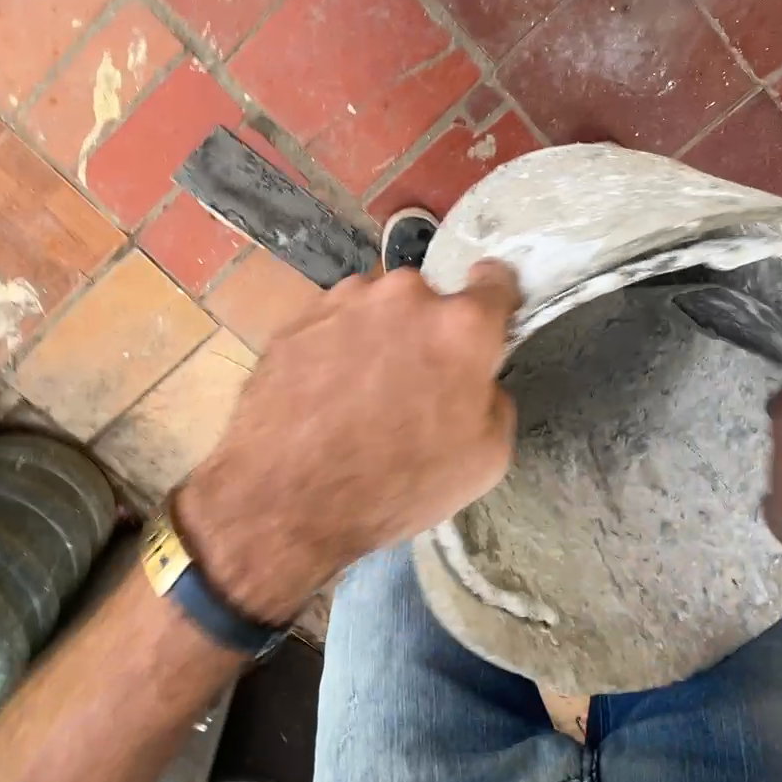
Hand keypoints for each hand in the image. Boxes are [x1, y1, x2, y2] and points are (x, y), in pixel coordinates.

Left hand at [174, 261, 522, 623]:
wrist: (286, 500)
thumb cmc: (398, 484)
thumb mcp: (484, 459)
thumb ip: (493, 399)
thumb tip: (476, 381)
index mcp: (461, 325)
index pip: (495, 281)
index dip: (495, 299)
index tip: (485, 320)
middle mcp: (405, 295)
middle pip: (429, 303)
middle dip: (427, 334)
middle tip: (411, 386)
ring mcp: (345, 301)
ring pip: (378, 310)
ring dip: (378, 338)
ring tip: (358, 396)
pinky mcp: (298, 318)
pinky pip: (334, 324)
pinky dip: (336, 348)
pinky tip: (323, 396)